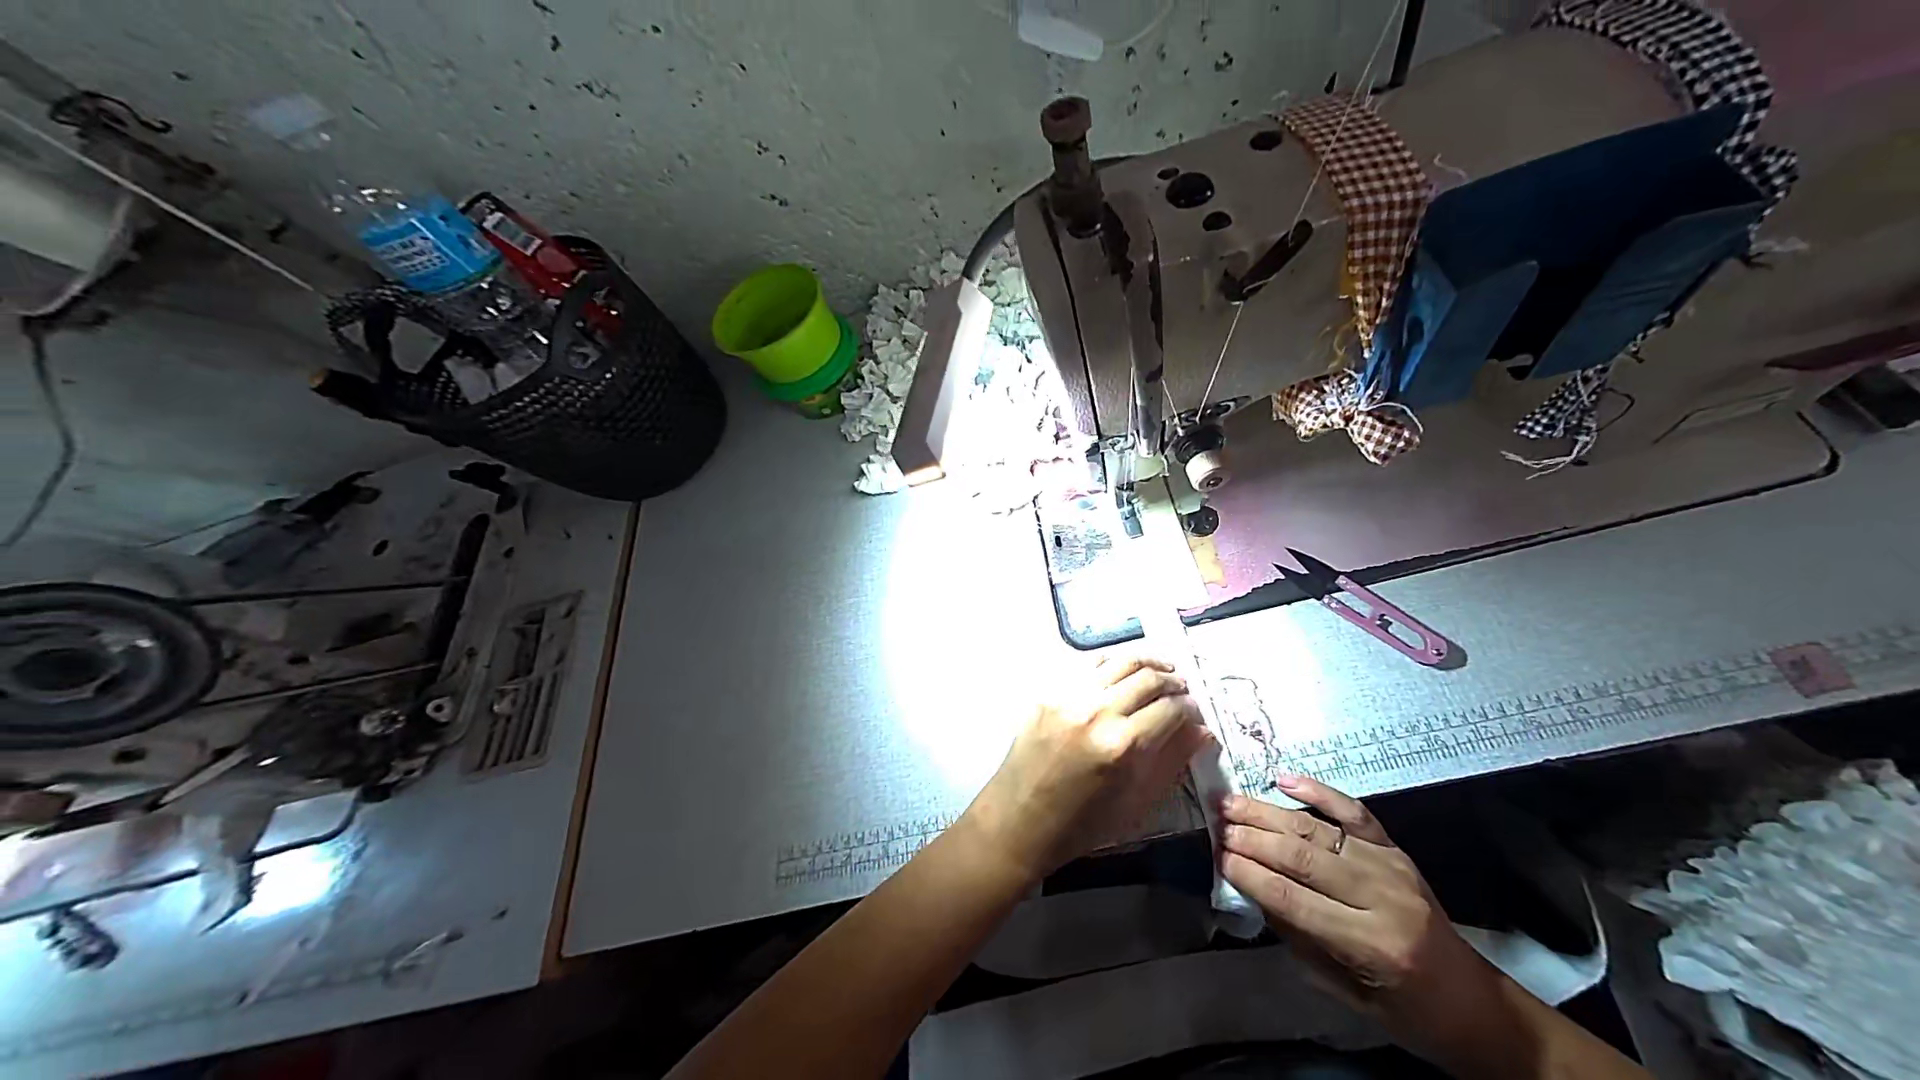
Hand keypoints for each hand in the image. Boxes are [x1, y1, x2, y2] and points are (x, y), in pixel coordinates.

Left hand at [957, 655, 1210, 882]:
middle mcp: (1096, 712)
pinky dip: (1111, 665)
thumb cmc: (1081, 825)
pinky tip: (1122, 673)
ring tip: (1161, 671)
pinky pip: (1087, 667)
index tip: (1194, 713)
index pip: (1171, 709)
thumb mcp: (1136, 804)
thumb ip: (1171, 762)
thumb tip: (1201, 731)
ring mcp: (1068, 697)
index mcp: (1123, 745)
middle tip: (1182, 690)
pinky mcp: (1048, 693)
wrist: (1018, 821)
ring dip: (1146, 664)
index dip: (1190, 709)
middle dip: (1172, 683)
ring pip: (1119, 663)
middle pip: (1148, 679)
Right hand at [1219, 775, 1501, 1043]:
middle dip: (1252, 838)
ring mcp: (1392, 866)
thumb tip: (1251, 891)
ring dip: (1269, 813)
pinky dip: (1318, 791)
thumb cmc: (1409, 1011)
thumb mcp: (1347, 993)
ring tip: (1231, 802)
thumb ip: (1299, 939)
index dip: (1249, 875)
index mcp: (1372, 944)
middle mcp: (1383, 897)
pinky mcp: (1397, 850)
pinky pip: (1354, 811)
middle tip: (1215, 824)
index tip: (1215, 856)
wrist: (1478, 1006)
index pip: (1292, 898)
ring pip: (1318, 830)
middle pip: (1302, 856)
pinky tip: (1284, 779)